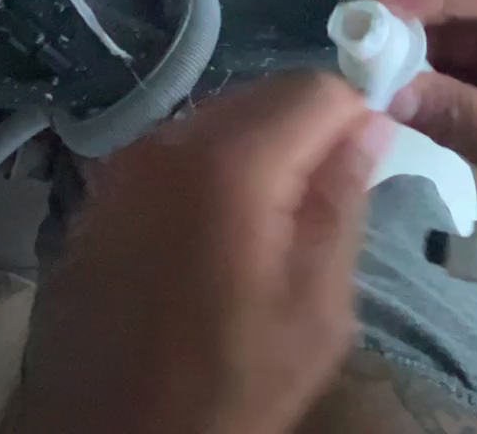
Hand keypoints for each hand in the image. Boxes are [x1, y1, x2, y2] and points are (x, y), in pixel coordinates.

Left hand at [6, 72, 394, 433]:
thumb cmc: (223, 387)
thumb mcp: (313, 311)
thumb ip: (341, 201)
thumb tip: (370, 124)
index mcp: (229, 163)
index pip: (315, 89)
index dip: (353, 114)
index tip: (367, 157)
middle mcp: (171, 137)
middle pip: (265, 91)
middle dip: (308, 126)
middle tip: (323, 195)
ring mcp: (130, 154)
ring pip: (223, 110)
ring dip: (261, 141)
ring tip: (271, 215)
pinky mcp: (107, 179)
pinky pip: (181, 140)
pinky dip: (215, 158)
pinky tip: (218, 220)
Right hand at [371, 0, 476, 307]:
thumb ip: (466, 121)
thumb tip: (385, 89)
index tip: (381, 5)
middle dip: (426, 2)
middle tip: (365, 25)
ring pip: (475, 16)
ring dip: (424, 29)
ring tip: (371, 49)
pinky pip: (474, 51)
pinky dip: (434, 59)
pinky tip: (401, 72)